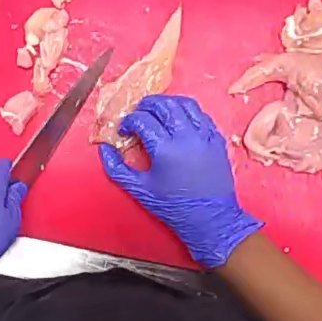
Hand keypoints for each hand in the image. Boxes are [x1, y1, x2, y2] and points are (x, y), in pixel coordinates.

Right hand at [100, 94, 262, 267]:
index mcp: (165, 149)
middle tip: (137, 113)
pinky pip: (201, 115)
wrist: (209, 218)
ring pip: (185, 104)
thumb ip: (116, 168)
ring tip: (157, 110)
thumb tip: (105, 149)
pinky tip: (178, 120)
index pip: (143, 120)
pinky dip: (187, 112)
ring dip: (168, 103)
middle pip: (164, 105)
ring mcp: (205, 136)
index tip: (124, 130)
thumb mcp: (138, 190)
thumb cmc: (172, 206)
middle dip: (147, 105)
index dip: (129, 121)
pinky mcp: (216, 140)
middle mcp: (186, 137)